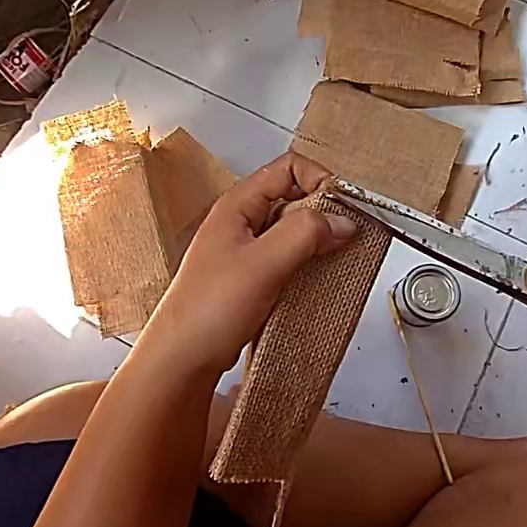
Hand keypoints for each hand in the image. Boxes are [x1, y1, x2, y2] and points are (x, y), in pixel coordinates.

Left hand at [134, 153, 356, 377]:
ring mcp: (245, 250)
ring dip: (316, 240)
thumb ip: (304, 233)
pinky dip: (307, 263)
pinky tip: (318, 280)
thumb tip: (342, 219)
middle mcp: (241, 222)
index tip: (343, 208)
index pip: (288, 168)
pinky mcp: (251, 276)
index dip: (319, 179)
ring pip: (291, 230)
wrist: (182, 358)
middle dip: (323, 211)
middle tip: (344, 237)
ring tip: (335, 260)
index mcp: (237, 205)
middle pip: (293, 196)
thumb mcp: (263, 264)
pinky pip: (287, 258)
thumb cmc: (207, 310)